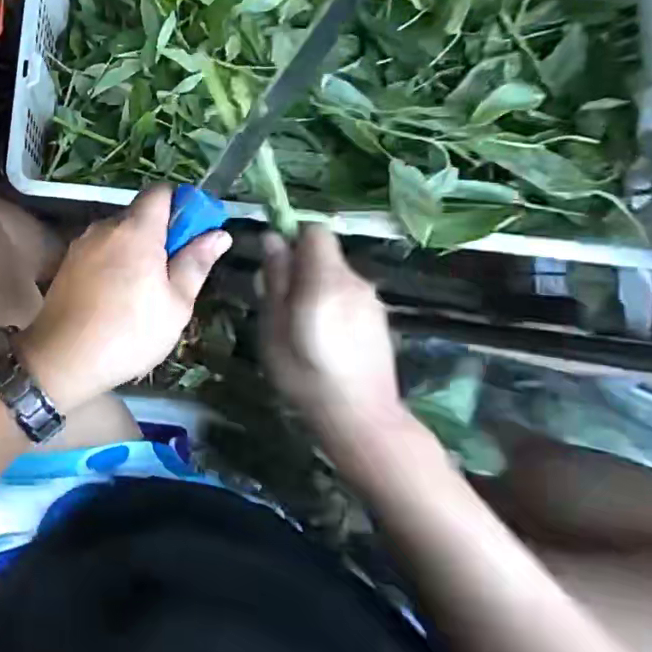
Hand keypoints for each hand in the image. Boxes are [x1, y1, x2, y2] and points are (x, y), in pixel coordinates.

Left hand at [19, 185, 231, 409]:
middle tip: (176, 271)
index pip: (160, 192)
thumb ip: (196, 263)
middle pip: (139, 214)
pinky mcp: (66, 262)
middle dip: (161, 233)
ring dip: (136, 250)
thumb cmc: (130, 332)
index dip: (181, 204)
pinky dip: (114, 262)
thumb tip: (218, 233)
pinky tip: (119, 295)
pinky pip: (100, 251)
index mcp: (135, 230)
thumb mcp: (176, 303)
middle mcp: (104, 227)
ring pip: (118, 234)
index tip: (195, 231)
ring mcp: (81, 244)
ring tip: (147, 290)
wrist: (63, 356)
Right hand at [257, 225, 402, 436]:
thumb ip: (275, 279)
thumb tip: (272, 239)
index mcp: (326, 279)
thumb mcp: (273, 325)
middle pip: (324, 254)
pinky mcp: (379, 319)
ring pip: (335, 275)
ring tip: (299, 323)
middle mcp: (354, 282)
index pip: (314, 232)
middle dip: (300, 267)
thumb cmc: (304, 373)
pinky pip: (348, 295)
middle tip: (278, 302)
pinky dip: (331, 303)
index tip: (274, 263)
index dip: (292, 238)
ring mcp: (371, 301)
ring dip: (315, 287)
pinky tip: (323, 336)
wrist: (362, 419)